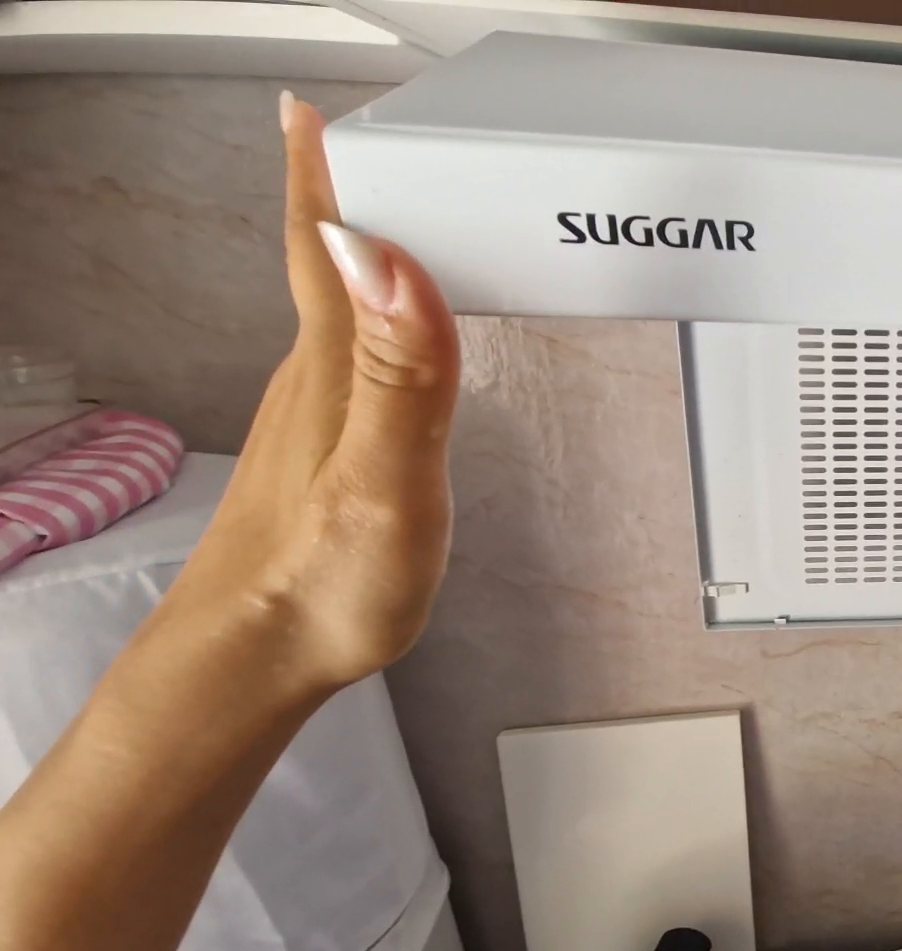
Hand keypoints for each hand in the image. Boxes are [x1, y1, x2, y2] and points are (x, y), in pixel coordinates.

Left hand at [154, 92, 459, 695]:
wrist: (255, 658)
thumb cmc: (322, 580)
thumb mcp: (383, 480)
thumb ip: (400, 377)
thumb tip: (387, 259)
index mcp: (333, 370)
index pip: (327, 247)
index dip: (331, 175)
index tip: (330, 111)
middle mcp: (318, 377)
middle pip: (334, 262)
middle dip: (362, 195)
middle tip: (397, 149)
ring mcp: (321, 412)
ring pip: (344, 305)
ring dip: (373, 253)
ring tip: (414, 223)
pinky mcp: (334, 445)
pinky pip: (357, 354)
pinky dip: (381, 316)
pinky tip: (397, 329)